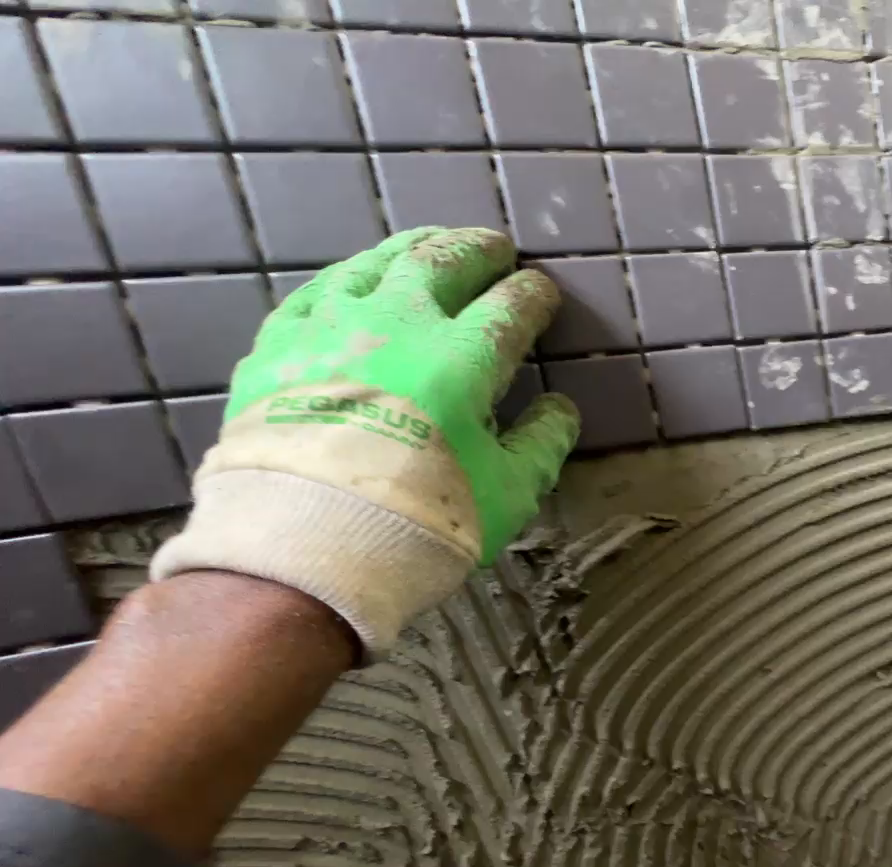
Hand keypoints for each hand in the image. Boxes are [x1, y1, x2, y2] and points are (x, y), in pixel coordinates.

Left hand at [152, 227, 578, 655]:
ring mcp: (330, 330)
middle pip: (441, 264)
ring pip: (375, 264)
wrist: (308, 545)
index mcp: (462, 360)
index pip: (509, 307)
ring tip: (433, 243)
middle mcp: (397, 327)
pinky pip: (316, 293)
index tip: (545, 291)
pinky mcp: (278, 349)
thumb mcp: (513, 489)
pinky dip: (349, 279)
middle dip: (476, 249)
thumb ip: (544, 440)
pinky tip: (357, 281)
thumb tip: (559, 408)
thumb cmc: (428, 516)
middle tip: (496, 246)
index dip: (533, 295)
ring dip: (413, 248)